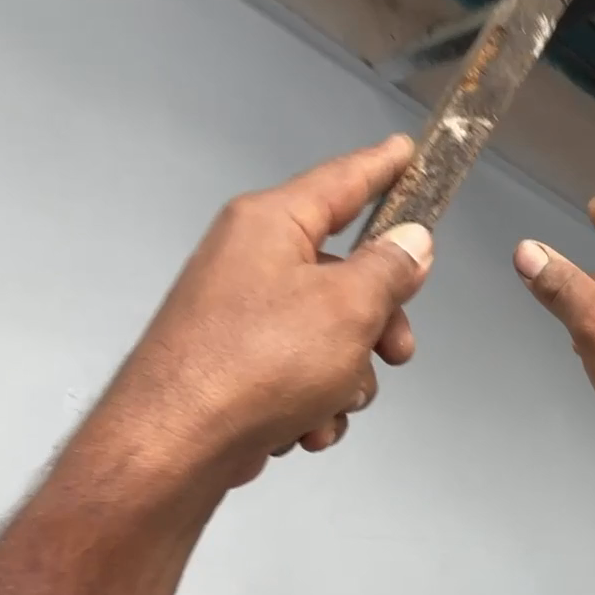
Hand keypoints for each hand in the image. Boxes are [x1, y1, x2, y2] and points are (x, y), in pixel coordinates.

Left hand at [91, 134, 434, 486]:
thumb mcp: (347, 308)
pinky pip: (307, 373)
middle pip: (349, 276)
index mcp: (273, 226)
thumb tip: (413, 244)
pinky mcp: (244, 364)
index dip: (383, 168)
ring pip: (335, 335)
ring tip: (331, 402)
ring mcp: (247, 315)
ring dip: (349, 378)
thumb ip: (389, 271)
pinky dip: (317, 401)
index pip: (342, 182)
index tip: (406, 152)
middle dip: (380, 325)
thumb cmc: (257, 364)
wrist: (181, 442)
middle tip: (396, 353)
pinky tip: (307, 426)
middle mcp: (255, 262)